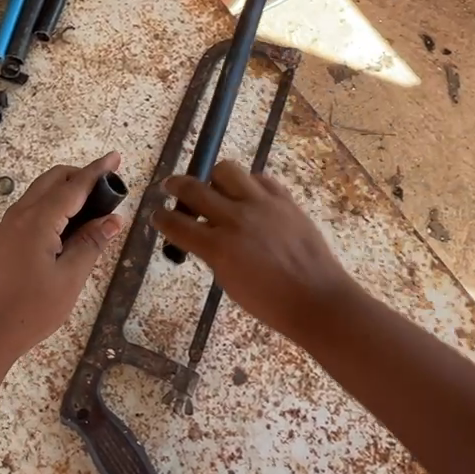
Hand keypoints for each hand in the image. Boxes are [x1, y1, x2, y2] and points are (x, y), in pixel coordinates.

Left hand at [0, 152, 124, 364]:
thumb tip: (113, 220)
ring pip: (42, 192)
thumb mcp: (69, 278)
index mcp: (38, 219)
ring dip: (67, 191)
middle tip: (108, 190)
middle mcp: (21, 213)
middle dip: (81, 177)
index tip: (115, 157)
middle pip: (54, 180)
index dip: (97, 171)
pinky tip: (69, 227)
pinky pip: (33, 207)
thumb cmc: (30, 309)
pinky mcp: (6, 238)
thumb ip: (91, 244)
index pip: (74, 186)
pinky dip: (55, 205)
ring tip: (94, 209)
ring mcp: (10, 225)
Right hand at [156, 160, 362, 344]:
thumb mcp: (229, 282)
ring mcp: (262, 205)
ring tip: (216, 189)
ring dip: (215, 179)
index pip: (177, 224)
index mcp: (219, 247)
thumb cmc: (271, 303)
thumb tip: (201, 234)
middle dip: (176, 185)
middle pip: (194, 188)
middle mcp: (237, 219)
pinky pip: (259, 179)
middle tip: (170, 186)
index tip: (156, 214)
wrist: (318, 300)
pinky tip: (249, 197)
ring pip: (227, 170)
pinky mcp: (284, 199)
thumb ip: (211, 253)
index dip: (161, 218)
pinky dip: (249, 185)